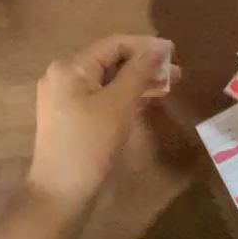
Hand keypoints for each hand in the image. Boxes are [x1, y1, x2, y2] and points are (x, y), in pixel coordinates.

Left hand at [25, 35, 177, 210]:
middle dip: (143, 66)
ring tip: (168, 87)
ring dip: (136, 82)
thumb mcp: (119, 104)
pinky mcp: (70, 117)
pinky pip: (100, 98)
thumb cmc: (90, 144)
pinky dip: (123, 97)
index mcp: (70, 67)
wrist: (60, 194)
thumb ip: (139, 72)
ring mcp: (64, 98)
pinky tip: (146, 101)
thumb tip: (158, 47)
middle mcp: (63, 76)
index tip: (174, 52)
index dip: (145, 46)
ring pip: (107, 81)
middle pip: (110, 61)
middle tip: (177, 73)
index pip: (113, 44)